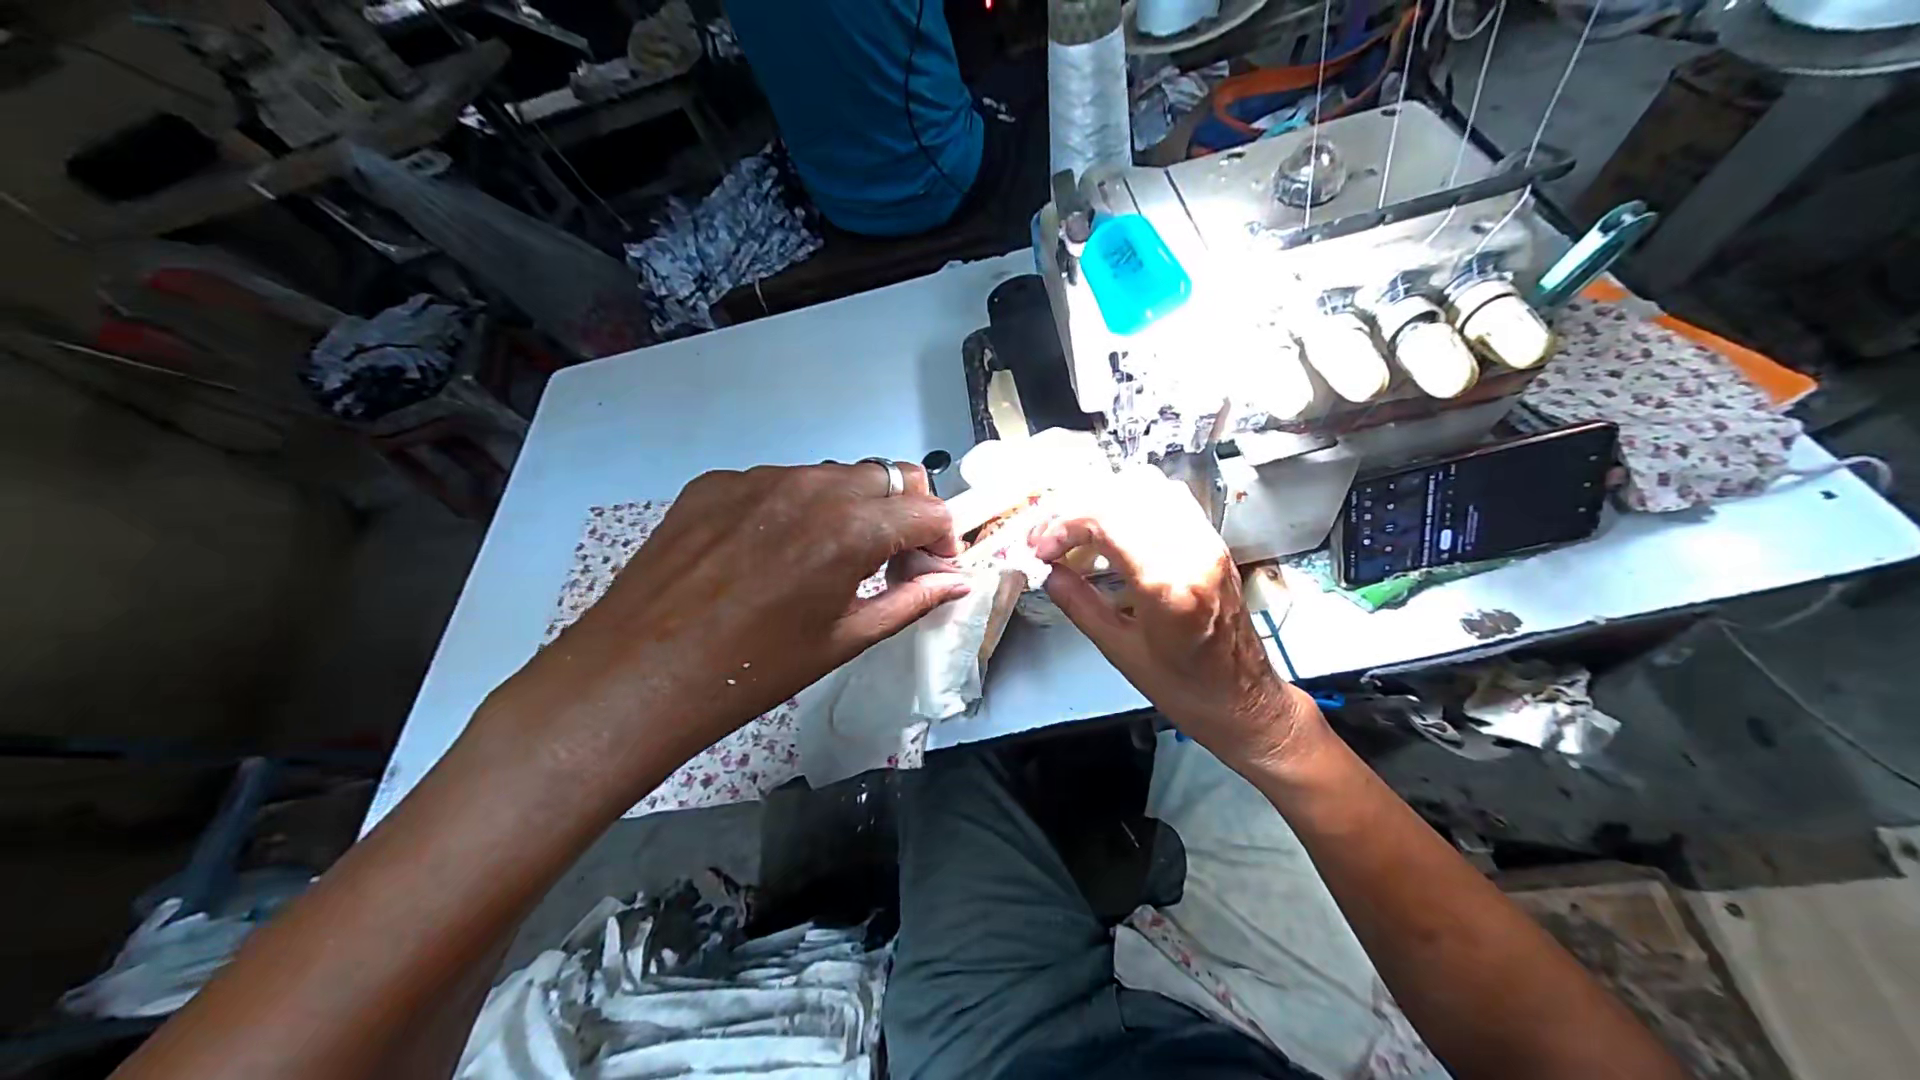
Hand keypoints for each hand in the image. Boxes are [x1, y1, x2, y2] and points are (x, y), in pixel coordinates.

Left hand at [481, 462, 968, 791]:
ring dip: (852, 508)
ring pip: (833, 475)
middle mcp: (810, 486)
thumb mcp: (844, 639)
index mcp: (850, 528)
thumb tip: (957, 581)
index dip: (942, 540)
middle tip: (888, 562)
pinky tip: (770, 554)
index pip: (928, 509)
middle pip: (887, 477)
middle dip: (903, 515)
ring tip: (828, 558)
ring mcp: (757, 477)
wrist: (638, 674)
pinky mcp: (715, 482)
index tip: (929, 571)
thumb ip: (911, 601)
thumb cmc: (755, 669)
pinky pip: (778, 483)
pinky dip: (796, 508)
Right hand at [1032, 467, 1325, 774]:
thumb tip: (1048, 572)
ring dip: (1102, 501)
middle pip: (1122, 496)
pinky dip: (1132, 501)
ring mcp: (1206, 542)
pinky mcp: (1212, 542)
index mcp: (1167, 586)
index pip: (1105, 521)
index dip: (1062, 527)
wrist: (1243, 699)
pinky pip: (1168, 498)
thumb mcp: (1119, 650)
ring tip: (1077, 530)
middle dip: (1075, 510)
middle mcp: (1192, 553)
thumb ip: (1078, 603)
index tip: (1042, 549)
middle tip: (1050, 538)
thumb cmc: (1186, 689)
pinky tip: (1114, 526)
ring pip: (1146, 487)